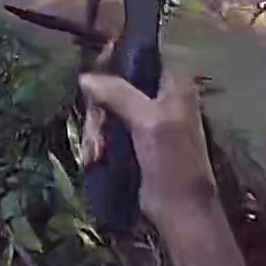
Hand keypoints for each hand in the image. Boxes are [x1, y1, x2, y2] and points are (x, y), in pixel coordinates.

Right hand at [78, 67, 217, 233]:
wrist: (180, 212)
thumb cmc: (172, 162)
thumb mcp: (148, 121)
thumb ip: (118, 93)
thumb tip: (85, 78)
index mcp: (173, 82)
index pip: (139, 53)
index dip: (114, 59)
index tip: (95, 78)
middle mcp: (158, 94)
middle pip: (114, 81)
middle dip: (99, 108)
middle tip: (98, 130)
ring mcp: (144, 117)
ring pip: (105, 106)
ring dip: (96, 130)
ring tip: (96, 154)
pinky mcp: (132, 138)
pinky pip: (106, 128)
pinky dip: (98, 142)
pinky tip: (95, 159)